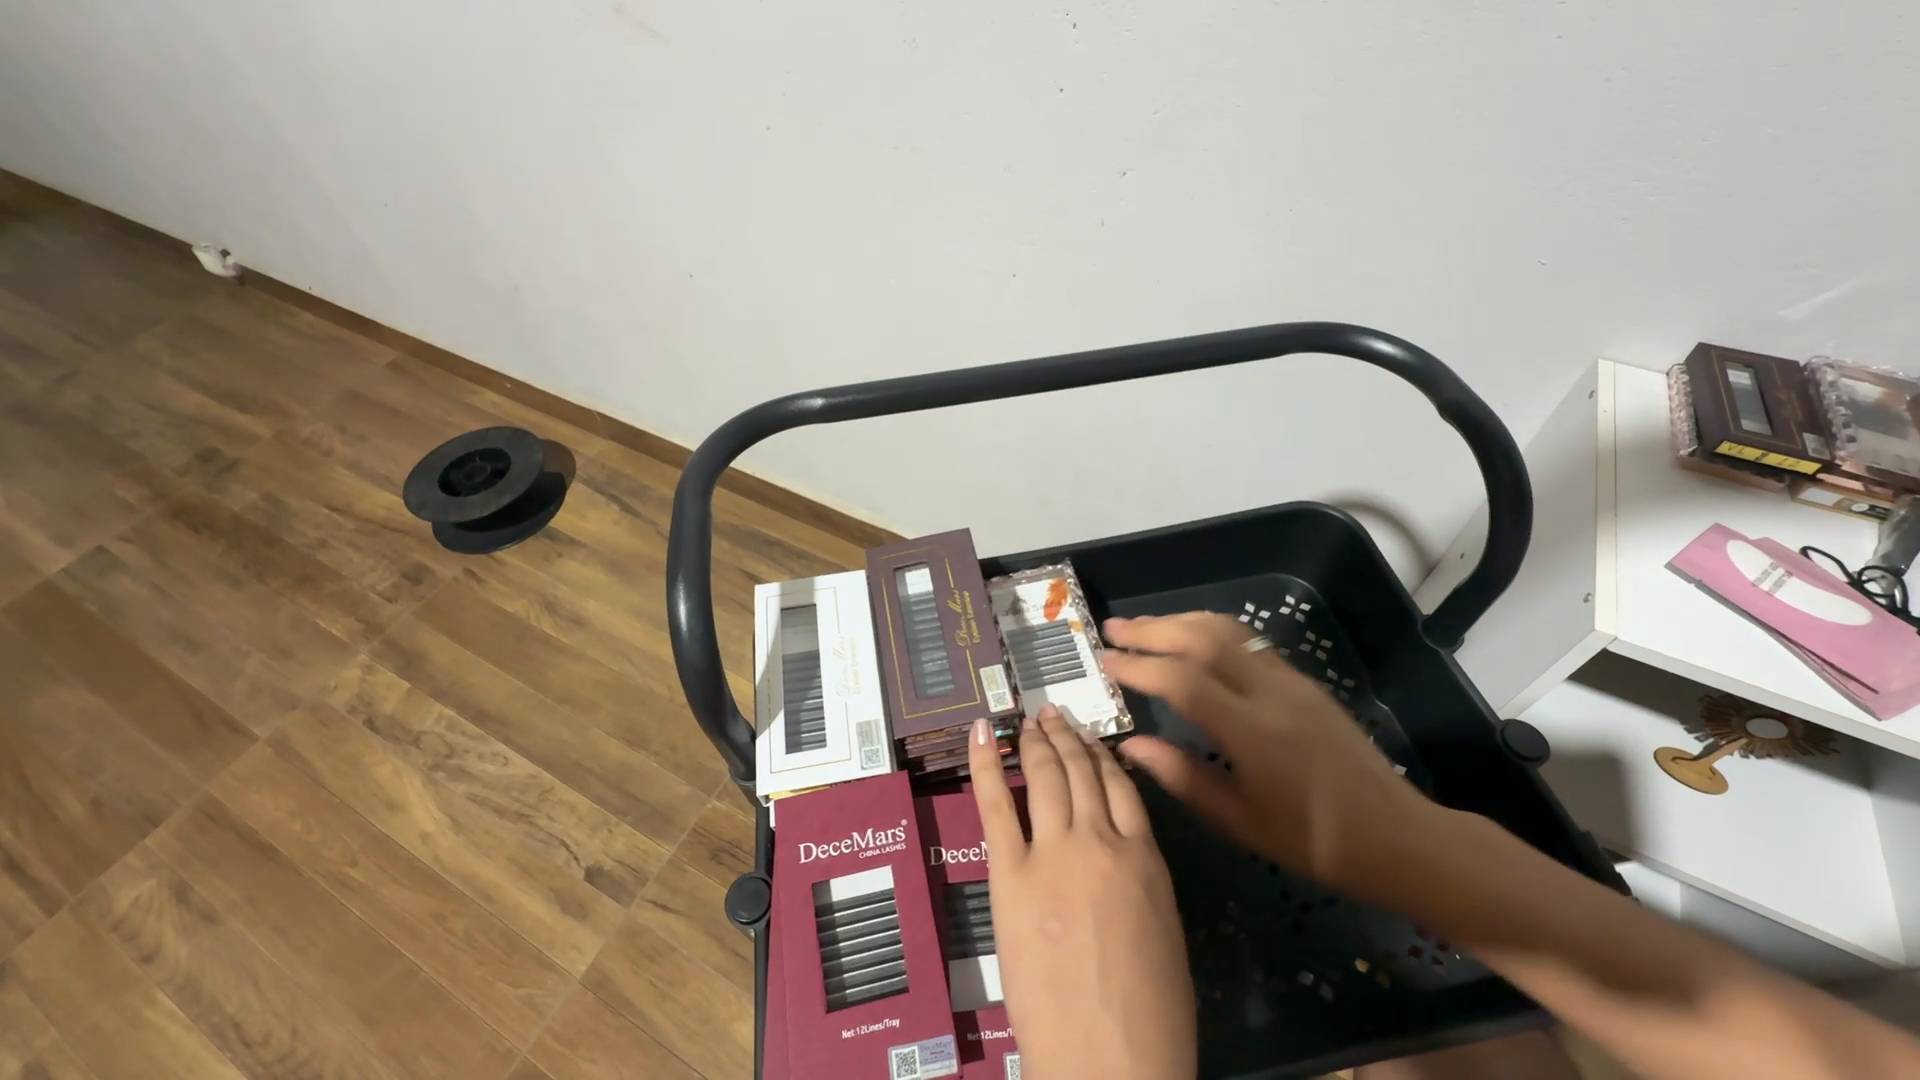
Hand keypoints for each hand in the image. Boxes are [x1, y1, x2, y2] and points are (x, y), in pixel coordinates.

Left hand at [969, 705, 1195, 1079]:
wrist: (1111, 1059)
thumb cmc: (1151, 1014)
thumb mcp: (1164, 933)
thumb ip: (1141, 882)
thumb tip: (1119, 856)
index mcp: (1147, 858)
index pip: (1122, 787)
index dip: (1102, 756)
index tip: (1090, 737)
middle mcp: (1101, 841)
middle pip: (1082, 773)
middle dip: (1067, 738)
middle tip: (1054, 715)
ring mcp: (1053, 853)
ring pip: (1046, 778)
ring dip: (1037, 741)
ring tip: (1030, 719)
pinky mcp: (1011, 874)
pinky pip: (995, 804)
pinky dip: (987, 763)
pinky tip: (981, 732)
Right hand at [1102, 613, 1431, 899]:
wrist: (1397, 835)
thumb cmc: (1314, 841)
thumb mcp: (1241, 821)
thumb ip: (1183, 777)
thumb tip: (1132, 744)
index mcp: (1251, 732)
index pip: (1182, 681)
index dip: (1138, 667)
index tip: (1103, 663)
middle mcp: (1270, 693)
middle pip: (1203, 639)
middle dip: (1153, 629)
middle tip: (1112, 629)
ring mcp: (1290, 681)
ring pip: (1228, 631)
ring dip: (1180, 621)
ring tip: (1143, 626)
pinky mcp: (1303, 682)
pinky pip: (1248, 640)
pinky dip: (1210, 629)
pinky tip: (1193, 639)